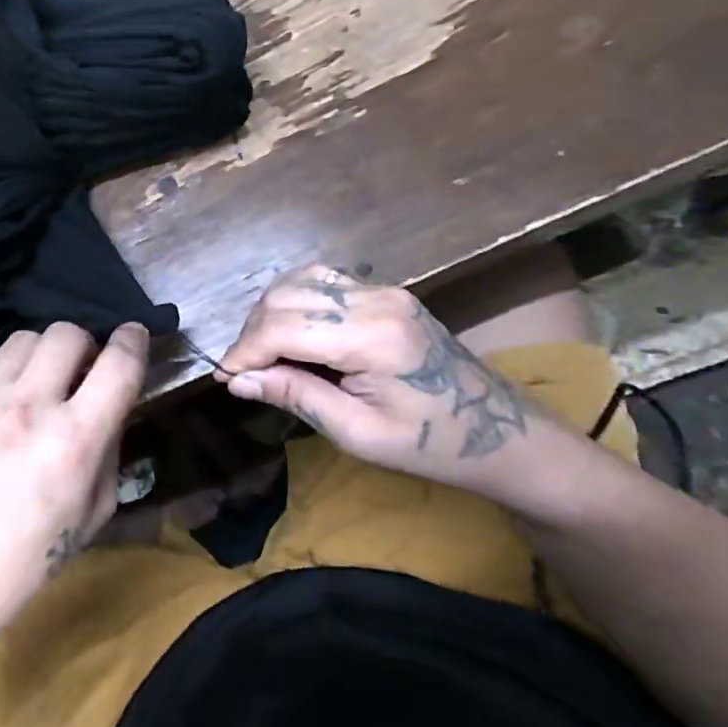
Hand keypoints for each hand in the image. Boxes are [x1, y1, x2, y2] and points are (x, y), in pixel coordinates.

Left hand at [0, 322, 148, 661]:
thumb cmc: (35, 551)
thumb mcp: (96, 508)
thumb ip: (110, 444)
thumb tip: (112, 395)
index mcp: (74, 440)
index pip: (118, 364)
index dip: (132, 341)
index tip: (131, 335)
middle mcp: (28, 407)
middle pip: (66, 334)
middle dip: (82, 345)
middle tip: (76, 370)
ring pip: (22, 338)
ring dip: (38, 357)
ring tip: (30, 388)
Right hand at [217, 265, 578, 503]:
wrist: (503, 434)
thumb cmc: (431, 445)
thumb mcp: (356, 433)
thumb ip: (295, 396)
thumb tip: (235, 380)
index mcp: (374, 339)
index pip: (282, 328)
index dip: (244, 351)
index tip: (224, 378)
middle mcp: (377, 301)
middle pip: (284, 298)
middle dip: (252, 333)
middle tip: (243, 371)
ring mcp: (383, 291)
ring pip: (297, 281)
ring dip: (268, 313)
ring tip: (263, 352)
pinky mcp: (385, 292)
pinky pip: (320, 280)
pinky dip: (291, 300)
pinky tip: (288, 330)